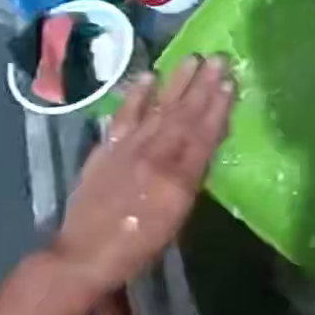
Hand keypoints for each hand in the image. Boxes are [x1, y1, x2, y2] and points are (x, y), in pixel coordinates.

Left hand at [51, 54, 234, 296]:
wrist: (84, 255)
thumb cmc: (140, 243)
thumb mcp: (179, 215)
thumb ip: (193, 176)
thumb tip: (208, 142)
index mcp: (177, 177)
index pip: (203, 134)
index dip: (218, 107)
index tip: (230, 82)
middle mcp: (154, 156)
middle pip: (183, 115)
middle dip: (203, 86)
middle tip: (219, 58)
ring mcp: (128, 148)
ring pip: (158, 109)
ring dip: (177, 83)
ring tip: (192, 59)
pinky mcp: (107, 148)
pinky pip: (123, 116)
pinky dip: (136, 95)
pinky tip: (148, 77)